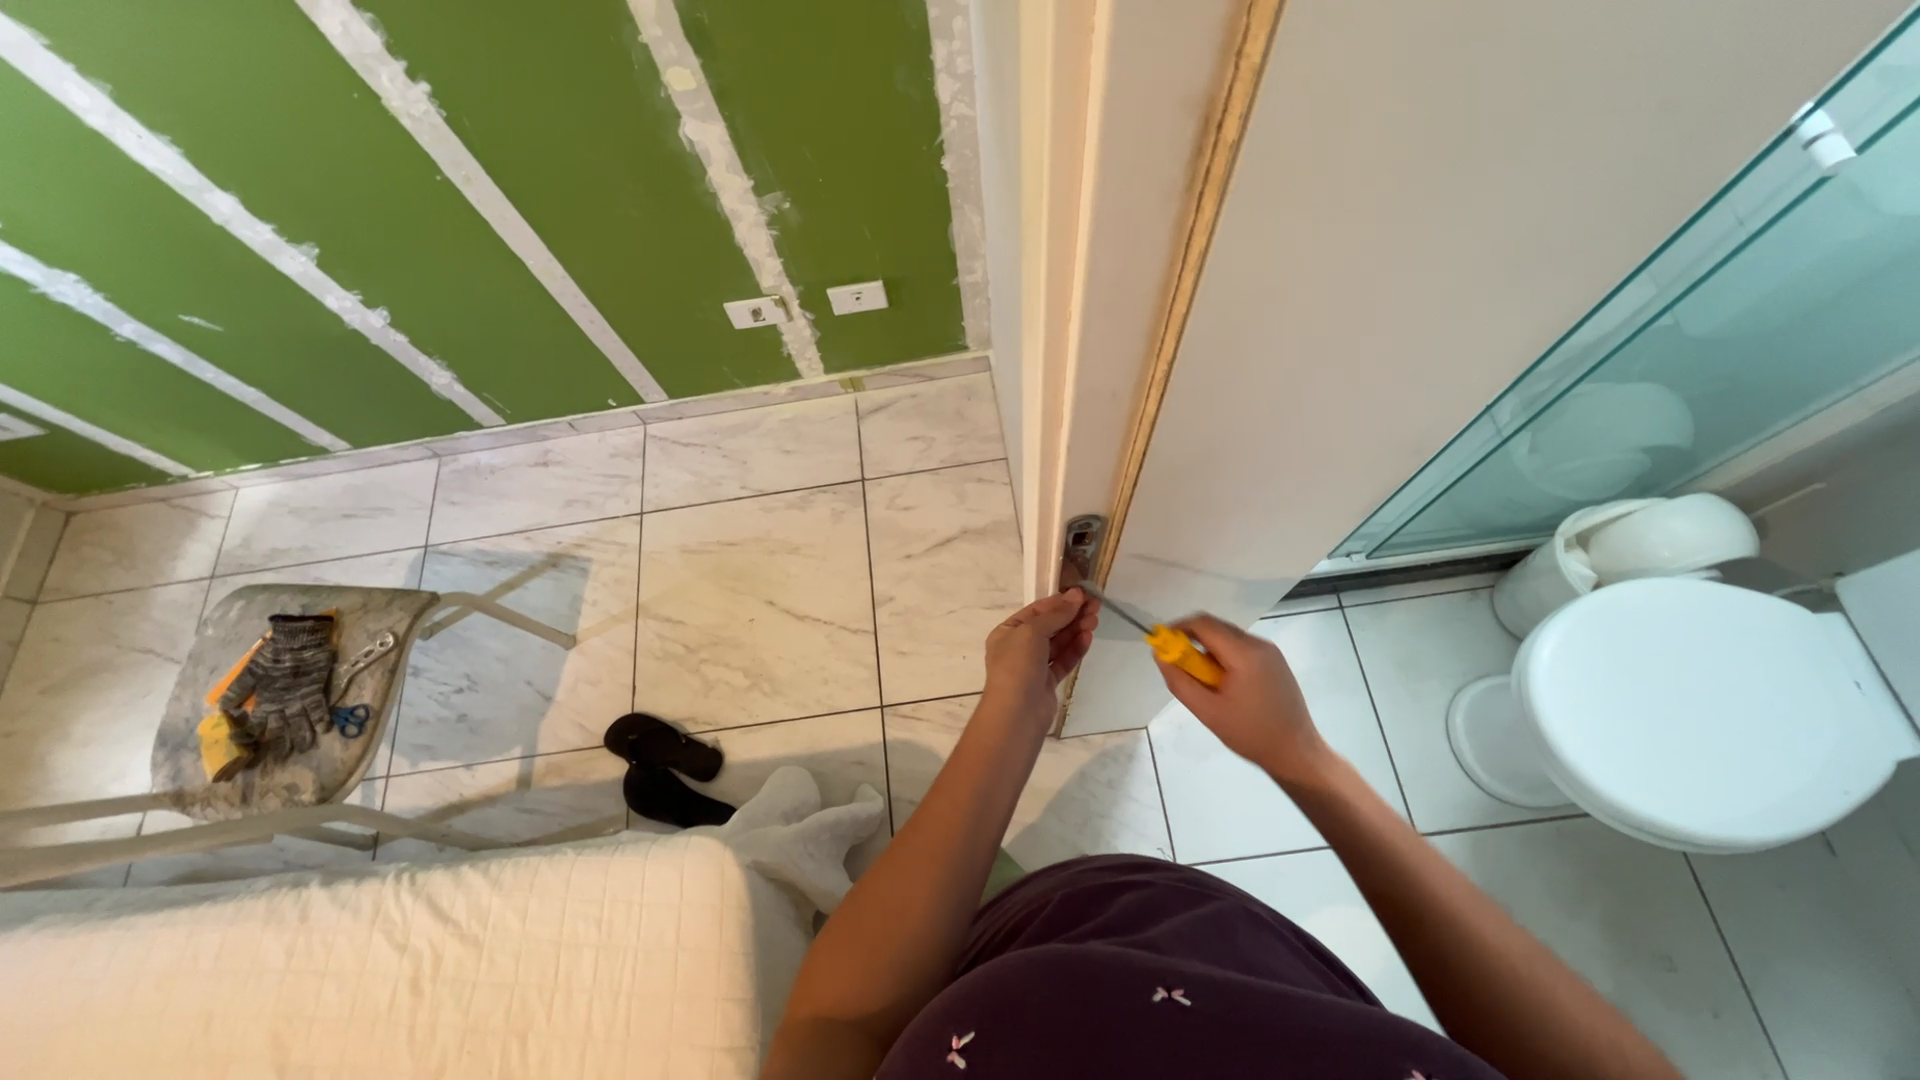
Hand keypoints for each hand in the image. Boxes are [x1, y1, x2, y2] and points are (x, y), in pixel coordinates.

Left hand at [980, 589, 1099, 732]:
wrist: (1017, 713)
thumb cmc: (1017, 665)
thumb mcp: (1032, 631)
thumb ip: (1055, 614)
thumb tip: (1076, 596)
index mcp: (1007, 632)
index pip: (1036, 611)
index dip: (1059, 602)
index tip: (1083, 595)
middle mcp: (1018, 647)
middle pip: (1049, 626)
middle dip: (1071, 615)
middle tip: (1095, 606)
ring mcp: (1033, 666)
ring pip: (1058, 643)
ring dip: (1076, 630)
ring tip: (1095, 620)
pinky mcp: (1047, 682)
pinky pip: (1063, 661)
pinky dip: (1075, 649)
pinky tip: (1088, 638)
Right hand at [1155, 614, 1333, 785]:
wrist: (1296, 752)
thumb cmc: (1250, 733)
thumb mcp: (1207, 711)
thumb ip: (1179, 681)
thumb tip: (1160, 655)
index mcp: (1244, 654)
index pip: (1204, 624)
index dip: (1178, 628)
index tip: (1162, 644)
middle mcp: (1259, 644)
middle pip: (1216, 628)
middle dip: (1192, 640)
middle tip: (1179, 665)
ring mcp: (1270, 652)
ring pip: (1228, 637)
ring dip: (1208, 650)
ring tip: (1203, 681)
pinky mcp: (1275, 661)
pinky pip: (1241, 648)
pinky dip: (1224, 657)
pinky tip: (1223, 684)